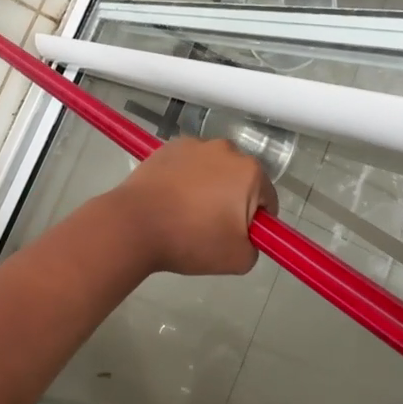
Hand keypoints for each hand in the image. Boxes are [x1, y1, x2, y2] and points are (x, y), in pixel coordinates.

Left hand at [107, 137, 276, 276]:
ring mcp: (193, 144)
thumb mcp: (239, 259)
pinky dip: (184, 179)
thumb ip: (256, 247)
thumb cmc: (191, 239)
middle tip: (212, 228)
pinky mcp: (167, 146)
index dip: (258, 223)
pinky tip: (170, 200)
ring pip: (212, 170)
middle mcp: (225, 149)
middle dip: (233, 201)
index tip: (238, 238)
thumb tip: (246, 236)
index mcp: (249, 171)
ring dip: (208, 188)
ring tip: (186, 214)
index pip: (267, 199)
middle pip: (240, 180)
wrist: (134, 223)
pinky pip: (187, 165)